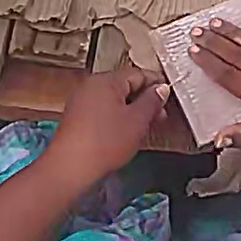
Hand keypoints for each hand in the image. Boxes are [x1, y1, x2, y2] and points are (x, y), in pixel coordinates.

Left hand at [42, 67, 171, 180]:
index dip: (156, 84)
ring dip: (132, 110)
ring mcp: (81, 101)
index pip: (137, 73)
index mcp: (106, 80)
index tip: (170, 96)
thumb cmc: (106, 141)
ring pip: (114, 99)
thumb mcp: (137, 121)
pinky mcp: (77, 117)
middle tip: (161, 116)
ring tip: (146, 127)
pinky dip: (117, 117)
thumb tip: (161, 88)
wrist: (70, 167)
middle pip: (125, 85)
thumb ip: (152, 101)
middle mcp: (91, 85)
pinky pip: (102, 110)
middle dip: (144, 99)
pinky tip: (126, 133)